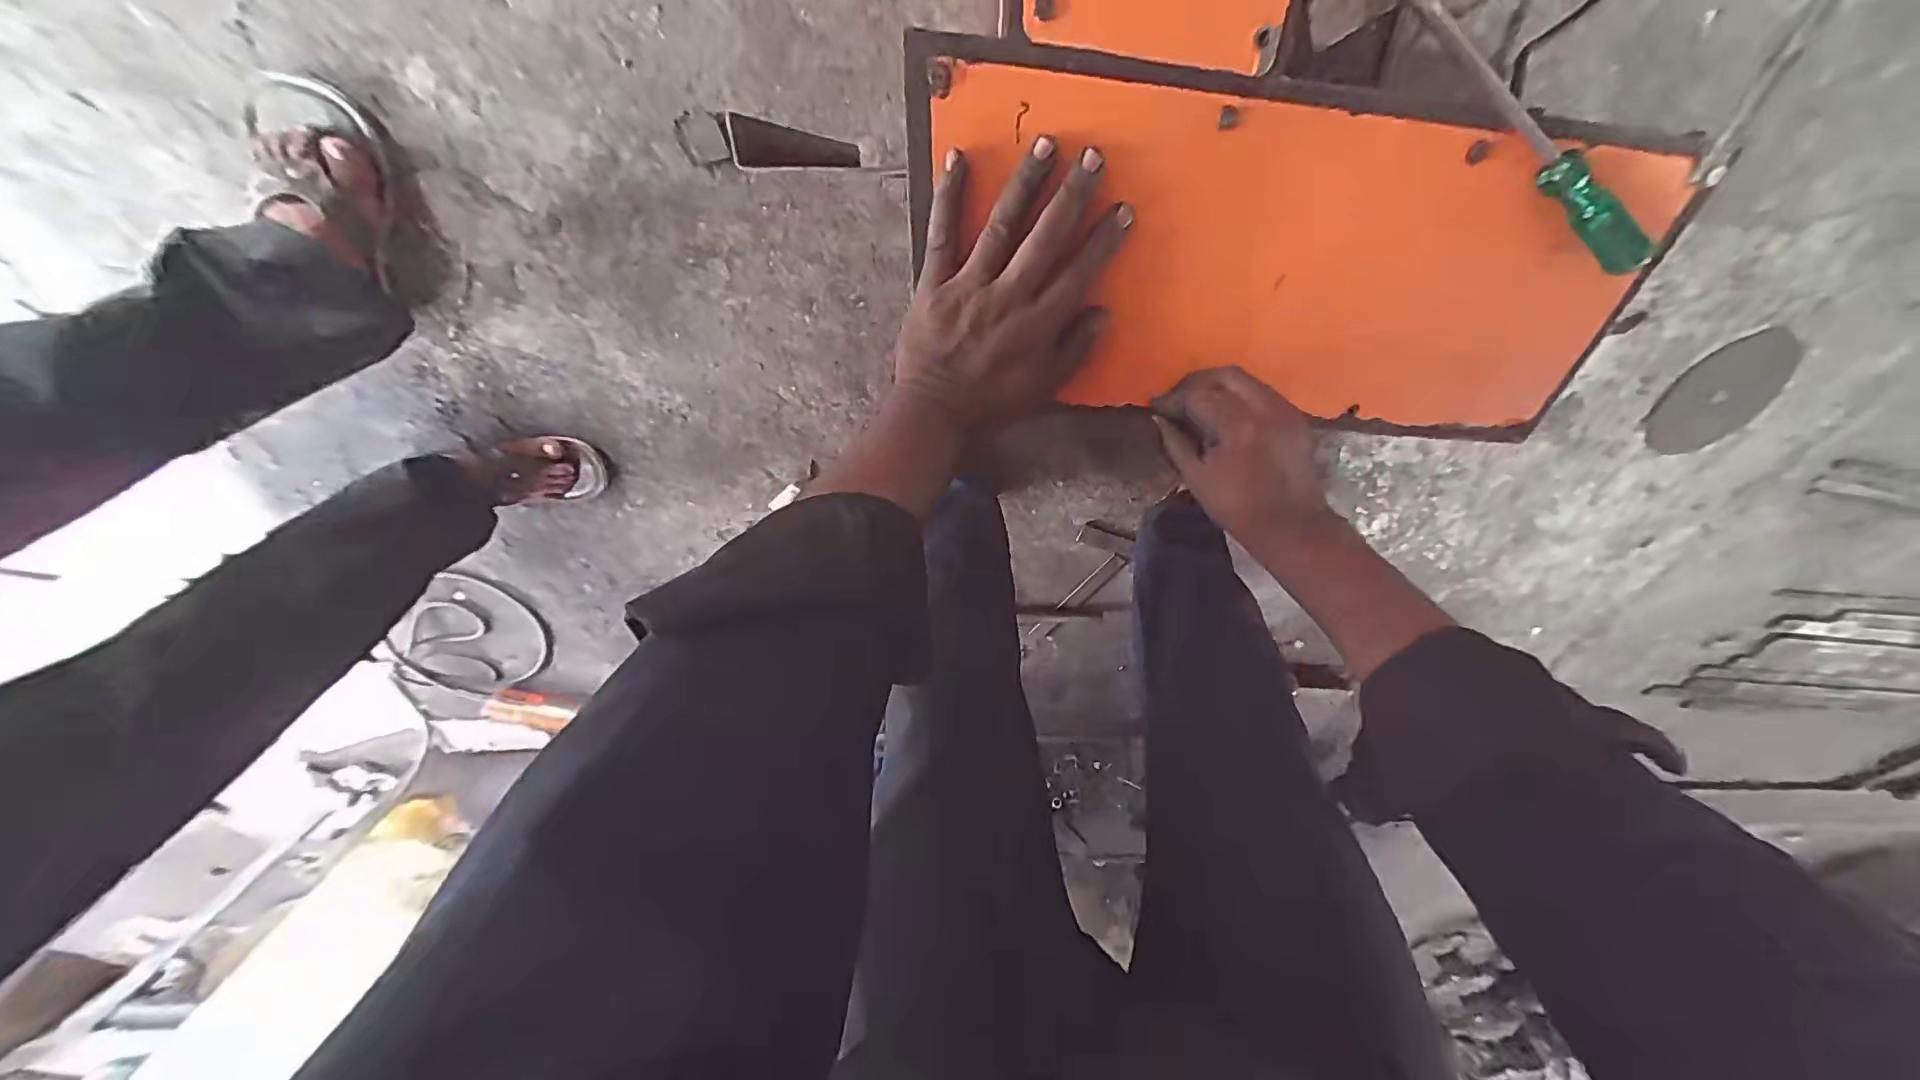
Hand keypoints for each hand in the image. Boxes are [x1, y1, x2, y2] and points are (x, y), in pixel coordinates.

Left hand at [893, 136, 1133, 432]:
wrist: (934, 412)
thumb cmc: (991, 404)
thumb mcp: (1043, 388)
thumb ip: (1074, 350)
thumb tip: (1102, 313)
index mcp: (1038, 324)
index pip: (1079, 271)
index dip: (1103, 239)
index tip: (1123, 208)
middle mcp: (1008, 296)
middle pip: (1046, 237)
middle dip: (1072, 194)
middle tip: (1092, 156)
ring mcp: (969, 286)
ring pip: (1002, 225)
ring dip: (1025, 182)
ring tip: (1045, 143)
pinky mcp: (934, 284)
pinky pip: (941, 234)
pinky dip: (948, 196)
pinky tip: (958, 158)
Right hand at [1152, 367, 1337, 543]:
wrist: (1289, 525)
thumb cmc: (1235, 507)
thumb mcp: (1196, 478)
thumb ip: (1175, 443)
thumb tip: (1159, 418)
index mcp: (1237, 425)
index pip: (1197, 394)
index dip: (1173, 399)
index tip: (1157, 406)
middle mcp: (1264, 408)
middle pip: (1225, 375)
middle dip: (1196, 383)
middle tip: (1178, 399)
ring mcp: (1284, 409)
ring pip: (1246, 380)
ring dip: (1219, 386)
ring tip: (1200, 404)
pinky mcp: (1295, 417)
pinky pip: (1262, 393)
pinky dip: (1240, 396)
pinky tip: (1228, 415)